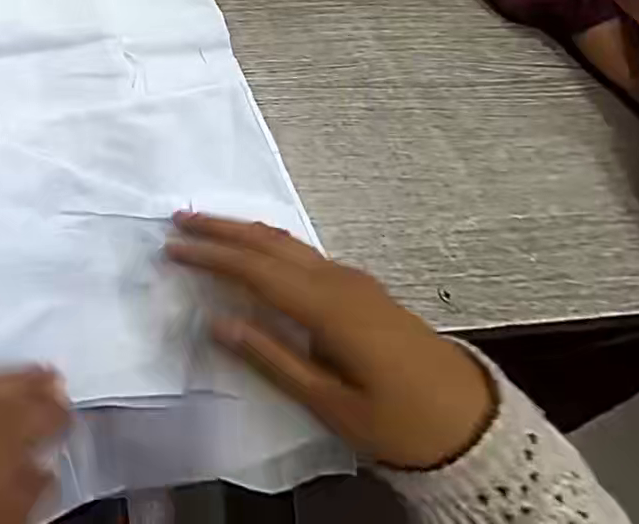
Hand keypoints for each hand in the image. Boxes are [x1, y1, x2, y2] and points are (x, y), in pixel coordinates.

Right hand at [165, 213, 493, 469]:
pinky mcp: (357, 284)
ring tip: (208, 226)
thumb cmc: (396, 419)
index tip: (173, 246)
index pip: (254, 270)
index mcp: (326, 305)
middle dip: (222, 228)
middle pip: (269, 242)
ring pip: (287, 242)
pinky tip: (256, 250)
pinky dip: (269, 243)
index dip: (211, 255)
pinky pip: (303, 252)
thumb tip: (217, 322)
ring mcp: (349, 276)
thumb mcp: (329, 403)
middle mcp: (335, 278)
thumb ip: (271, 358)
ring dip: (244, 231)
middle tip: (180, 218)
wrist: (465, 415)